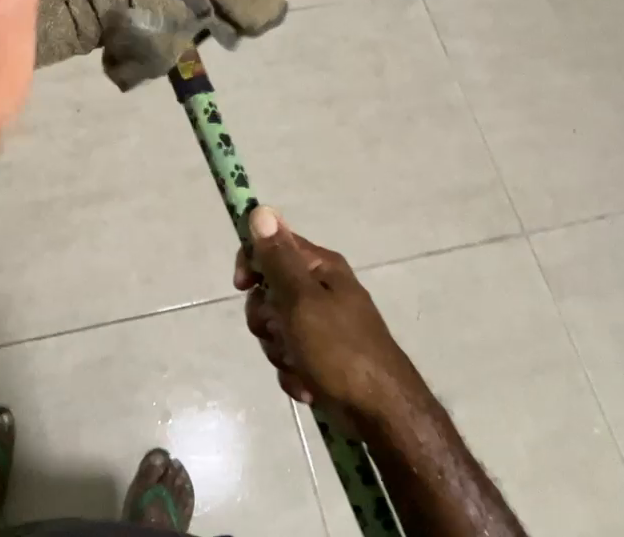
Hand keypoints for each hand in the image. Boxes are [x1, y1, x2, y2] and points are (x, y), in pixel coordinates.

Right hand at [235, 207, 419, 421]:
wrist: (381, 414)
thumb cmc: (340, 350)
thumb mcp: (302, 300)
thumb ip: (278, 258)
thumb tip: (261, 209)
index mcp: (320, 268)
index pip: (272, 246)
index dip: (252, 264)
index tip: (243, 287)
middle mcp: (321, 290)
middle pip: (267, 293)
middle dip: (266, 320)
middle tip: (282, 334)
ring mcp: (322, 326)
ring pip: (275, 329)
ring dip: (280, 351)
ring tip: (300, 366)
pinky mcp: (321, 358)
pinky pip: (288, 358)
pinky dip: (293, 373)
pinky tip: (308, 385)